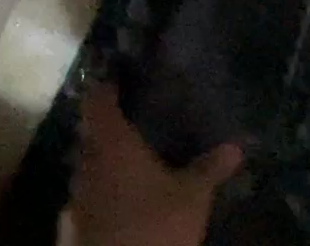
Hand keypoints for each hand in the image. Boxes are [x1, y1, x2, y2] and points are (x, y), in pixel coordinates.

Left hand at [63, 82, 242, 245]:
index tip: (122, 78)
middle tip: (138, 120)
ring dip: (105, 163)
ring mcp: (74, 200)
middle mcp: (86, 166)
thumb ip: (210, 168)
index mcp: (111, 145)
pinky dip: (102, 194)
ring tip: (133, 161)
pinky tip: (123, 201)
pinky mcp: (73, 230)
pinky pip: (86, 200)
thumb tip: (236, 146)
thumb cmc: (153, 229)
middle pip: (91, 135)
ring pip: (88, 169)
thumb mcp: (192, 197)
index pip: (97, 101)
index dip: (107, 87)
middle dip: (110, 127)